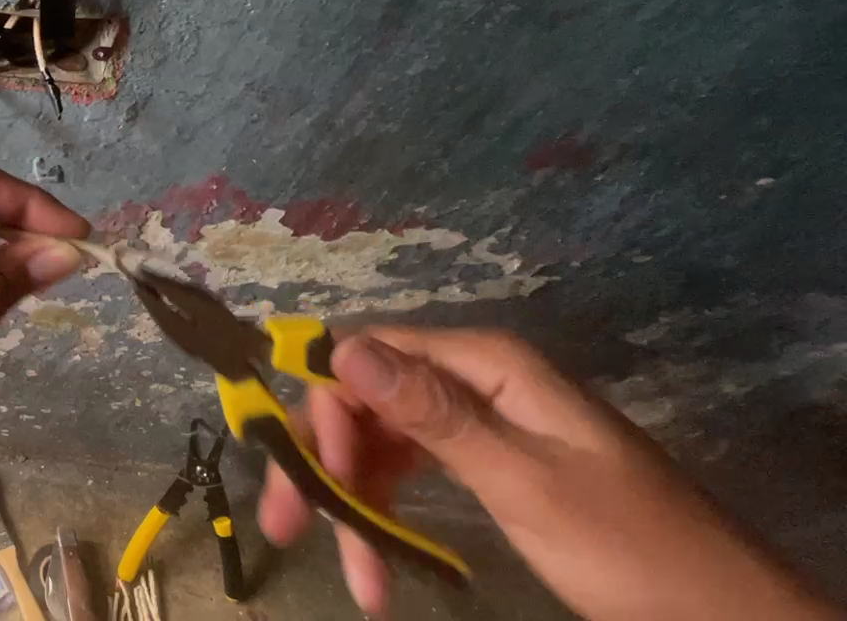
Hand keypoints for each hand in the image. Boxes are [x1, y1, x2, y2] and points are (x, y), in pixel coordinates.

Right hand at [258, 327, 837, 620]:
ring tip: (353, 573)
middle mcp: (468, 378)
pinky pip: (405, 469)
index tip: (306, 472)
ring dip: (351, 499)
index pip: (364, 357)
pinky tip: (378, 558)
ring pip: (375, 440)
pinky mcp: (478, 458)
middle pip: (361, 402)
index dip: (324, 408)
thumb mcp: (525, 482)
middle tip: (287, 523)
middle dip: (322, 462)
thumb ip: (431, 412)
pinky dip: (383, 510)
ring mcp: (472, 418)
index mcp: (482, 364)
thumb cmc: (633, 549)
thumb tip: (341, 347)